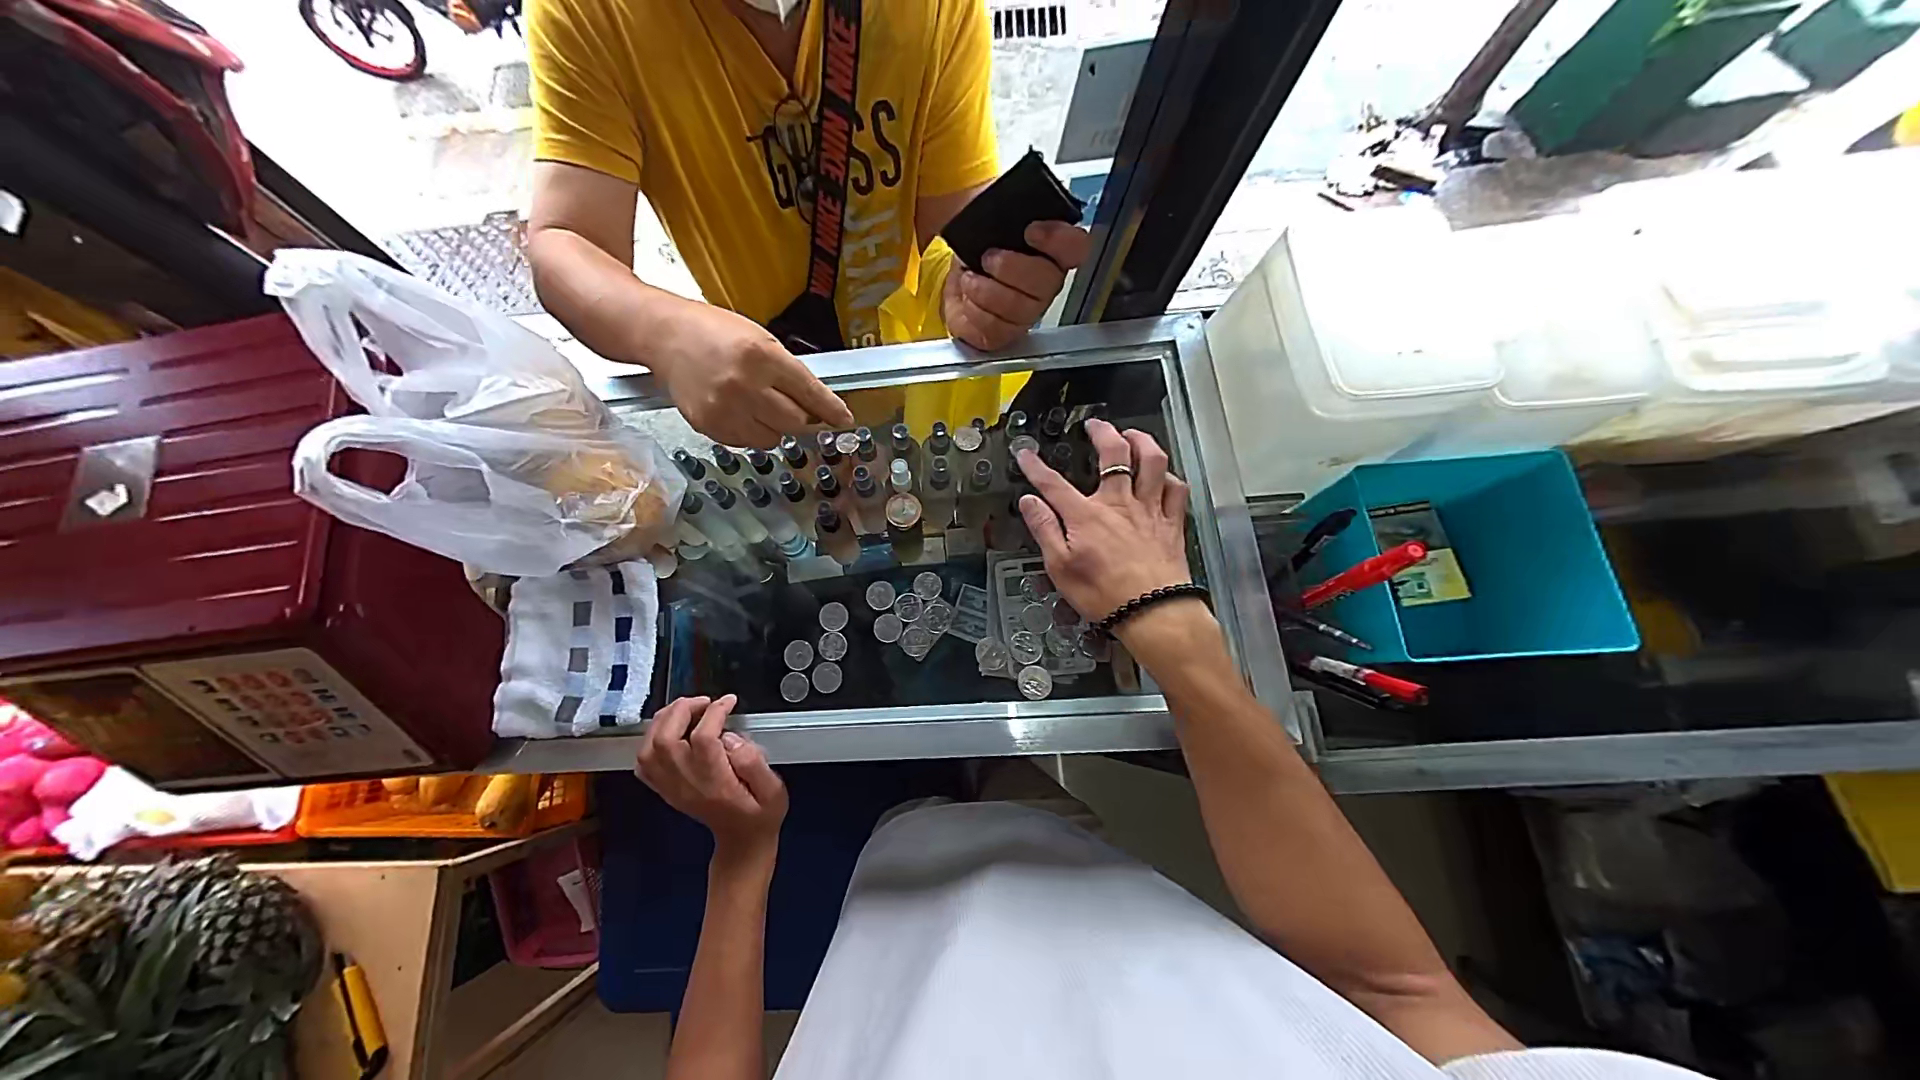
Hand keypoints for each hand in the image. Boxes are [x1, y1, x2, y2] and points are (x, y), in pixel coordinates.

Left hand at [636, 695, 787, 854]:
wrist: (742, 842)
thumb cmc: (761, 814)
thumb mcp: (773, 790)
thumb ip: (755, 763)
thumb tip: (731, 739)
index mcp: (716, 783)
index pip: (703, 739)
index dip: (714, 713)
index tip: (729, 702)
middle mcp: (687, 784)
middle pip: (666, 740)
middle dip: (682, 711)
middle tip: (704, 702)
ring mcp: (672, 788)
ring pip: (650, 748)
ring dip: (664, 721)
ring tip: (687, 709)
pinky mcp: (665, 789)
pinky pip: (644, 763)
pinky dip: (651, 741)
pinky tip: (671, 731)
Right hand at [655, 303, 853, 447]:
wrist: (663, 335)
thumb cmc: (714, 332)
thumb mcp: (760, 338)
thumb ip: (788, 371)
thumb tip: (818, 405)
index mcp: (762, 356)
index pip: (809, 392)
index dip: (831, 410)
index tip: (845, 421)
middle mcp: (744, 385)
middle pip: (795, 422)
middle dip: (802, 417)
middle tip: (795, 407)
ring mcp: (725, 408)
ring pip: (774, 437)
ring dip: (777, 426)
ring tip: (760, 404)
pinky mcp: (709, 425)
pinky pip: (748, 442)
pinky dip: (753, 432)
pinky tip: (741, 410)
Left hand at [945, 221, 1092, 350]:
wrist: (960, 272)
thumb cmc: (981, 245)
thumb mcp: (992, 214)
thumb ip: (1006, 207)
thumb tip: (1000, 204)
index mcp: (1051, 250)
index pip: (1076, 246)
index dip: (1057, 239)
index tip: (1031, 231)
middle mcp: (1046, 285)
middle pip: (1046, 282)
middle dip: (1010, 267)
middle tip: (988, 258)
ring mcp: (1027, 313)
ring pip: (1018, 308)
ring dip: (986, 290)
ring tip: (971, 278)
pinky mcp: (1005, 333)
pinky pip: (995, 328)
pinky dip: (974, 310)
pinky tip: (969, 297)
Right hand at [1016, 419, 1193, 624]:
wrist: (1152, 612)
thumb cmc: (1105, 594)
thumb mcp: (1060, 566)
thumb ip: (1044, 529)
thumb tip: (1029, 503)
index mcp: (1087, 516)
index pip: (1054, 483)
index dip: (1036, 466)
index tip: (1026, 455)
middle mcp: (1119, 504)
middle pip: (1114, 453)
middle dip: (1103, 432)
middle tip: (1095, 425)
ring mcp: (1149, 510)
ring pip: (1152, 461)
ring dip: (1142, 442)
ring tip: (1132, 435)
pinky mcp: (1170, 524)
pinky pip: (1176, 489)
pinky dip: (1169, 476)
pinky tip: (1163, 475)